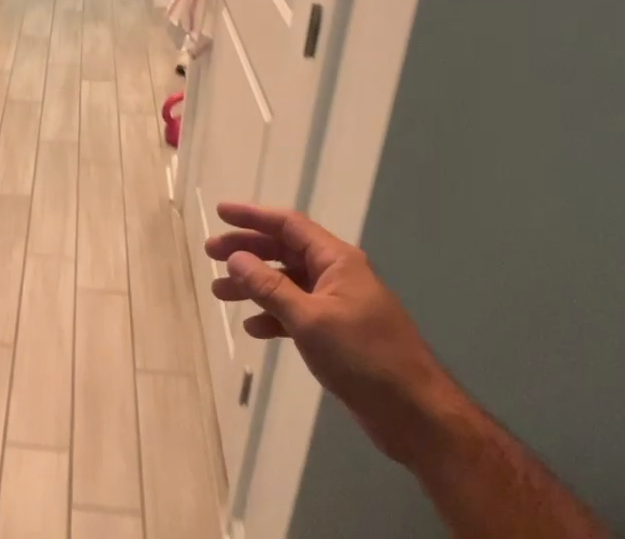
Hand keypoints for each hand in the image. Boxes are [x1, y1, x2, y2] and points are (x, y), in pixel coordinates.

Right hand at [205, 203, 454, 464]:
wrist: (414, 412)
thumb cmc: (363, 356)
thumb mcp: (309, 319)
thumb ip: (269, 287)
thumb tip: (236, 258)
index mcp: (336, 260)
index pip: (288, 225)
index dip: (252, 216)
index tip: (220, 213)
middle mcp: (336, 275)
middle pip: (284, 251)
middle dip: (247, 250)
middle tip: (210, 253)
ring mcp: (338, 304)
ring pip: (287, 283)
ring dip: (254, 285)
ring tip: (219, 293)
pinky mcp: (337, 333)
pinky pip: (297, 312)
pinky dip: (273, 316)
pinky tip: (254, 329)